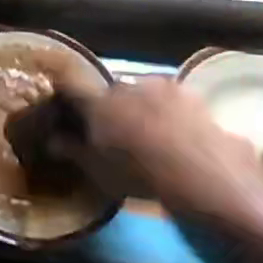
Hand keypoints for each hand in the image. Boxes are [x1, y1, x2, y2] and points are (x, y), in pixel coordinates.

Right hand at [61, 75, 262, 230]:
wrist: (208, 178)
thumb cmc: (142, 175)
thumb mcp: (98, 171)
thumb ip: (72, 150)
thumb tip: (54, 139)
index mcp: (98, 100)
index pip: (70, 86)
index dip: (65, 96)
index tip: (64, 109)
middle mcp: (127, 84)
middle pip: (109, 91)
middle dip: (108, 106)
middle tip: (111, 131)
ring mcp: (163, 86)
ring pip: (141, 94)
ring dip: (140, 108)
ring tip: (147, 136)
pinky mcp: (193, 95)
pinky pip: (170, 102)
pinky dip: (167, 114)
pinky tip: (174, 137)